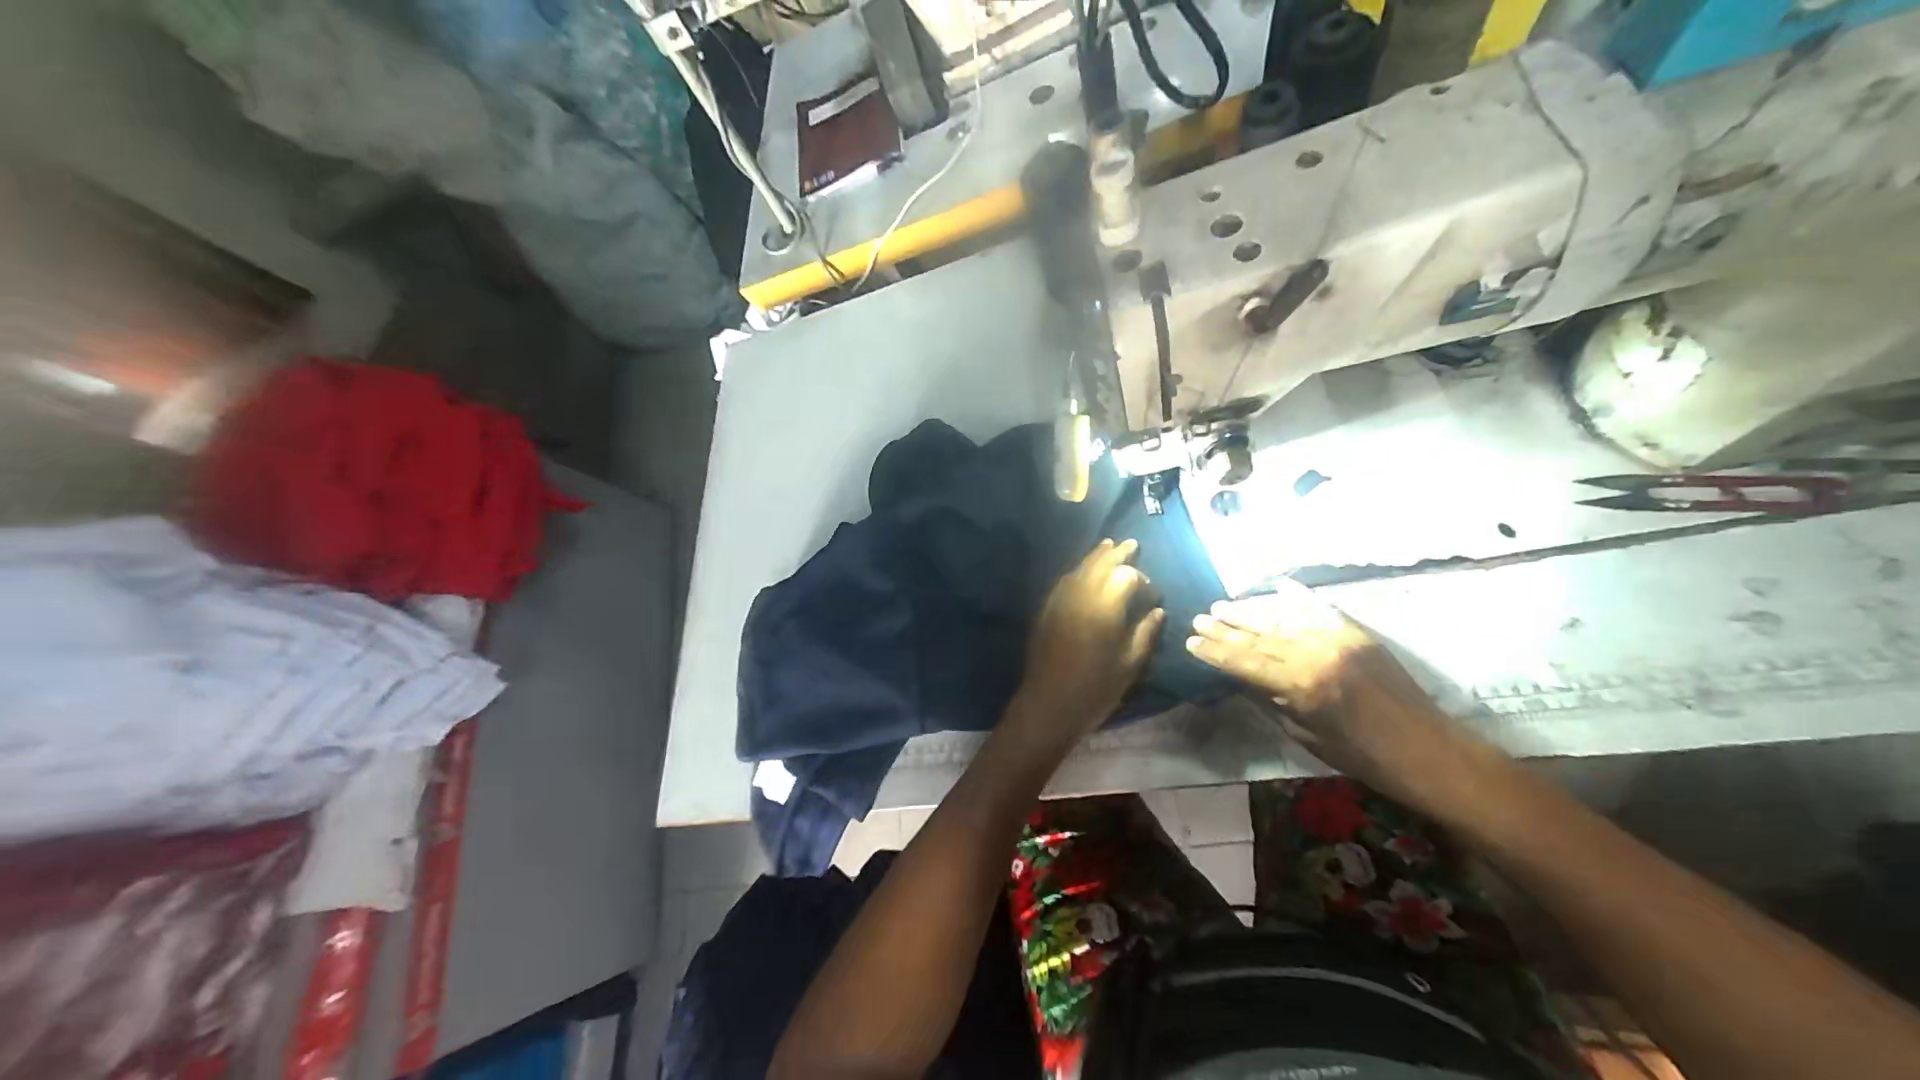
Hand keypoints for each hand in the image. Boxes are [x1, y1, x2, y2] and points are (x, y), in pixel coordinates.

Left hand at [1011, 539, 1164, 745]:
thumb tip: (1156, 610)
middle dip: (1117, 553)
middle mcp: (1081, 595)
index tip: (1151, 594)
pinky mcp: (1047, 609)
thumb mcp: (1130, 664)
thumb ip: (1145, 633)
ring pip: (1080, 568)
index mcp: (1105, 607)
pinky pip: (1065, 581)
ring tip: (1109, 546)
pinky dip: (1078, 571)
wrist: (1048, 704)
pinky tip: (1084, 572)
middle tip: (1131, 544)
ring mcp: (1060, 600)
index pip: (1126, 576)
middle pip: (1100, 563)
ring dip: (1096, 556)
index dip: (1141, 580)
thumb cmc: (1096, 688)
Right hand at [1184, 581, 1482, 808]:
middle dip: (1227, 626)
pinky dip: (1298, 598)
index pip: (1246, 660)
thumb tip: (1238, 678)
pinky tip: (1278, 587)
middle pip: (1261, 634)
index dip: (1216, 650)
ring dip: (1253, 610)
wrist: (1430, 752)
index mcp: (1303, 685)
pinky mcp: (1360, 634)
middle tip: (1200, 617)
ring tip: (1226, 604)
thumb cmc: (1363, 758)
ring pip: (1285, 617)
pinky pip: (1321, 609)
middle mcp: (1318, 653)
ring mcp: (1341, 638)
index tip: (1190, 641)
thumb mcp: (1306, 736)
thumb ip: (1270, 701)